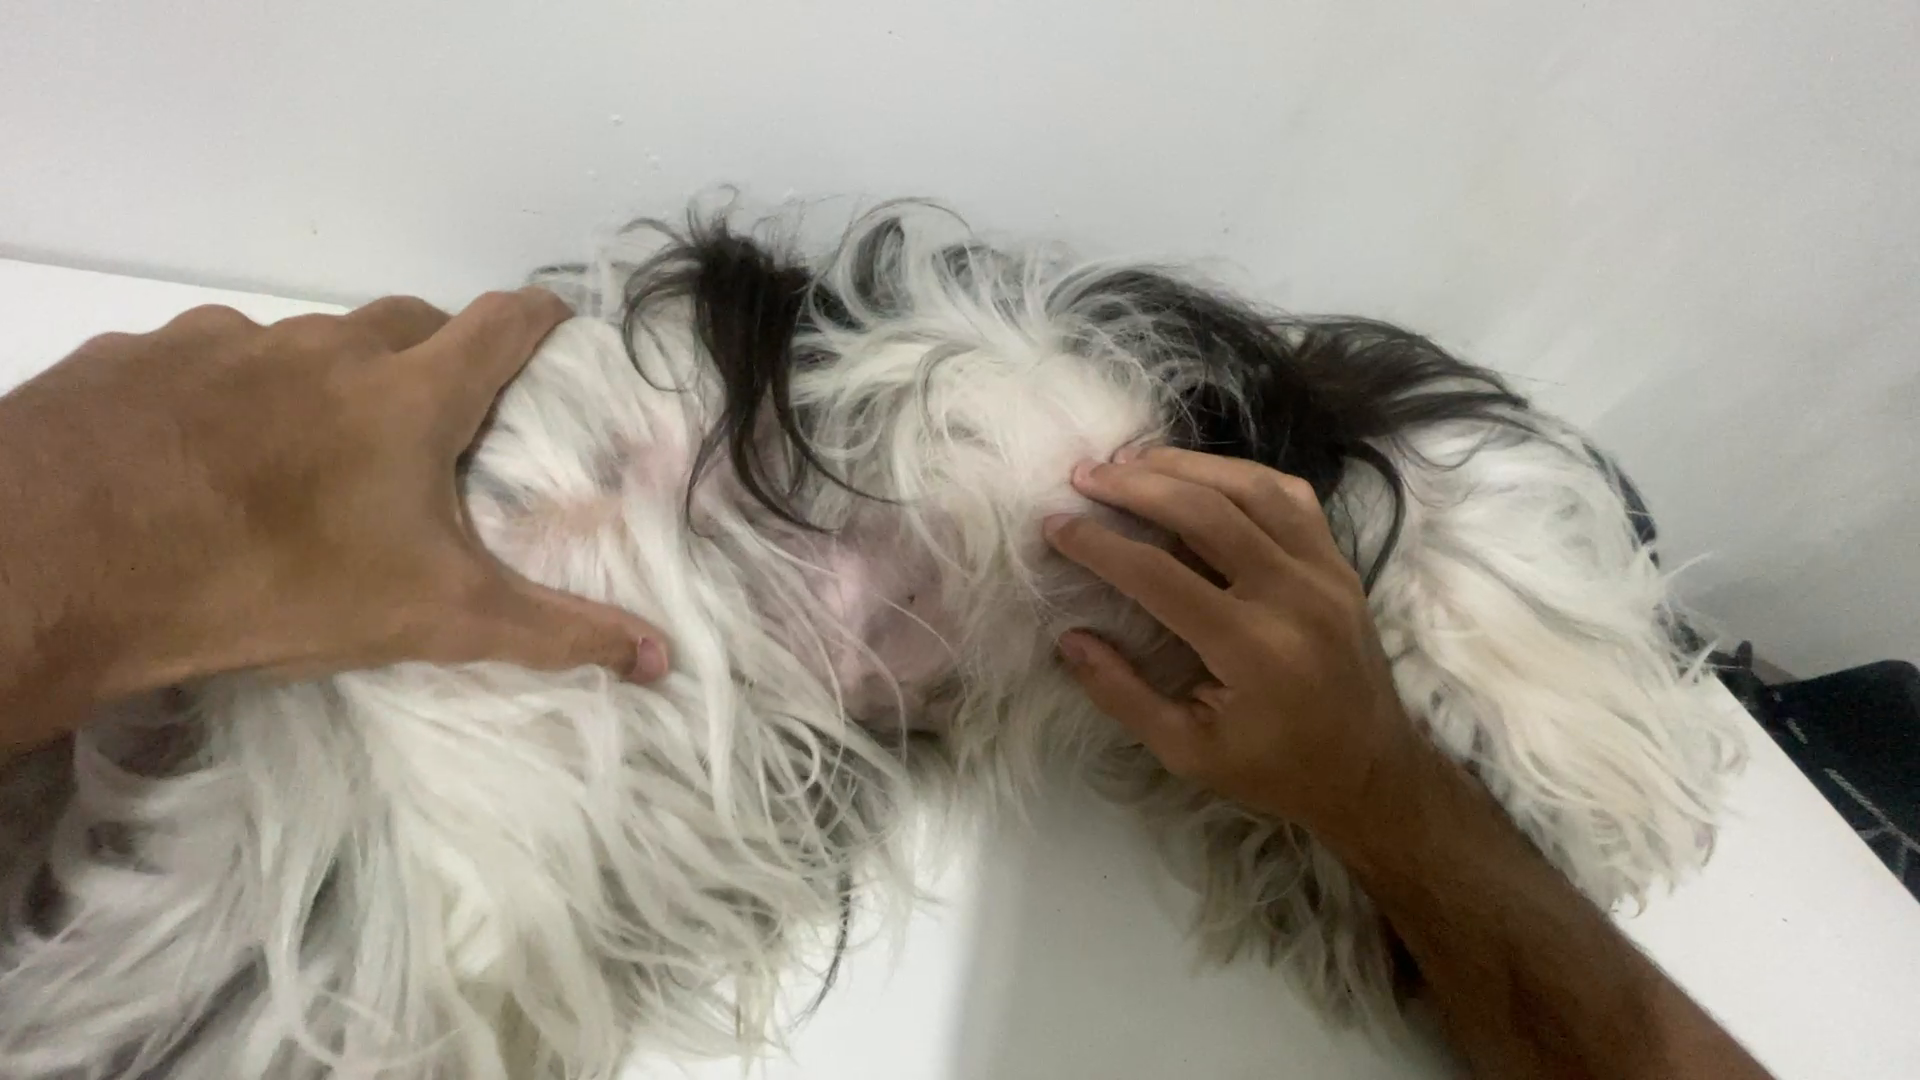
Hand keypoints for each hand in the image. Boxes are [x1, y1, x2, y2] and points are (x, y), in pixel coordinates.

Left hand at [0, 289, 666, 742]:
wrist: (43, 575)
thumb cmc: (278, 584)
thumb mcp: (443, 618)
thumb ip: (559, 633)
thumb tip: (661, 659)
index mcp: (411, 395)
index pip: (504, 323)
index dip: (543, 317)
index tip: (561, 327)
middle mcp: (326, 349)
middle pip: (413, 320)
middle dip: (445, 352)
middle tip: (447, 416)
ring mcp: (224, 344)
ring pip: (314, 338)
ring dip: (344, 373)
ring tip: (331, 445)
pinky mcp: (137, 358)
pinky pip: (217, 353)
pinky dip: (245, 385)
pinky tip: (223, 447)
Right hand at [1043, 447, 1415, 840]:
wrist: (1372, 773)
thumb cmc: (1272, 769)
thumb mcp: (1184, 751)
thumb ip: (1121, 693)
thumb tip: (1069, 638)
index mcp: (1251, 648)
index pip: (1157, 574)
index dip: (1099, 544)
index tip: (1056, 525)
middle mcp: (1292, 595)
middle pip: (1204, 512)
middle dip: (1135, 486)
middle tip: (1085, 475)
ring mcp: (1325, 571)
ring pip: (1250, 488)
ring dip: (1184, 466)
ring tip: (1131, 460)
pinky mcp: (1339, 562)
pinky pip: (1289, 496)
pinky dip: (1240, 475)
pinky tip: (1201, 475)